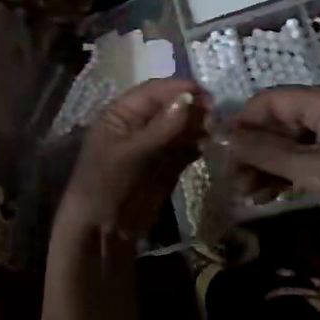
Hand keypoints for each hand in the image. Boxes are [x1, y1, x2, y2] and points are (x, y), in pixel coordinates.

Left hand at [56, 78, 206, 238]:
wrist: (100, 230)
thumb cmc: (104, 185)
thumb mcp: (130, 155)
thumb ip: (160, 128)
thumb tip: (188, 99)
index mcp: (120, 114)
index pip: (152, 92)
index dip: (178, 89)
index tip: (207, 94)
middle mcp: (138, 125)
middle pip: (170, 107)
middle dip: (193, 108)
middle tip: (217, 115)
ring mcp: (154, 146)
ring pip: (181, 127)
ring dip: (199, 126)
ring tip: (218, 130)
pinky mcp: (166, 167)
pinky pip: (186, 149)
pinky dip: (199, 145)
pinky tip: (212, 144)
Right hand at [223, 87, 319, 267]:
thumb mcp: (312, 172)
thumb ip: (264, 152)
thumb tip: (219, 138)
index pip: (272, 100)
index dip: (241, 122)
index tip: (215, 149)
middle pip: (279, 121)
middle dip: (252, 149)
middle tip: (230, 178)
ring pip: (290, 142)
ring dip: (265, 165)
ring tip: (244, 193)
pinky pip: (305, 157)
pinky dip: (284, 174)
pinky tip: (264, 195)